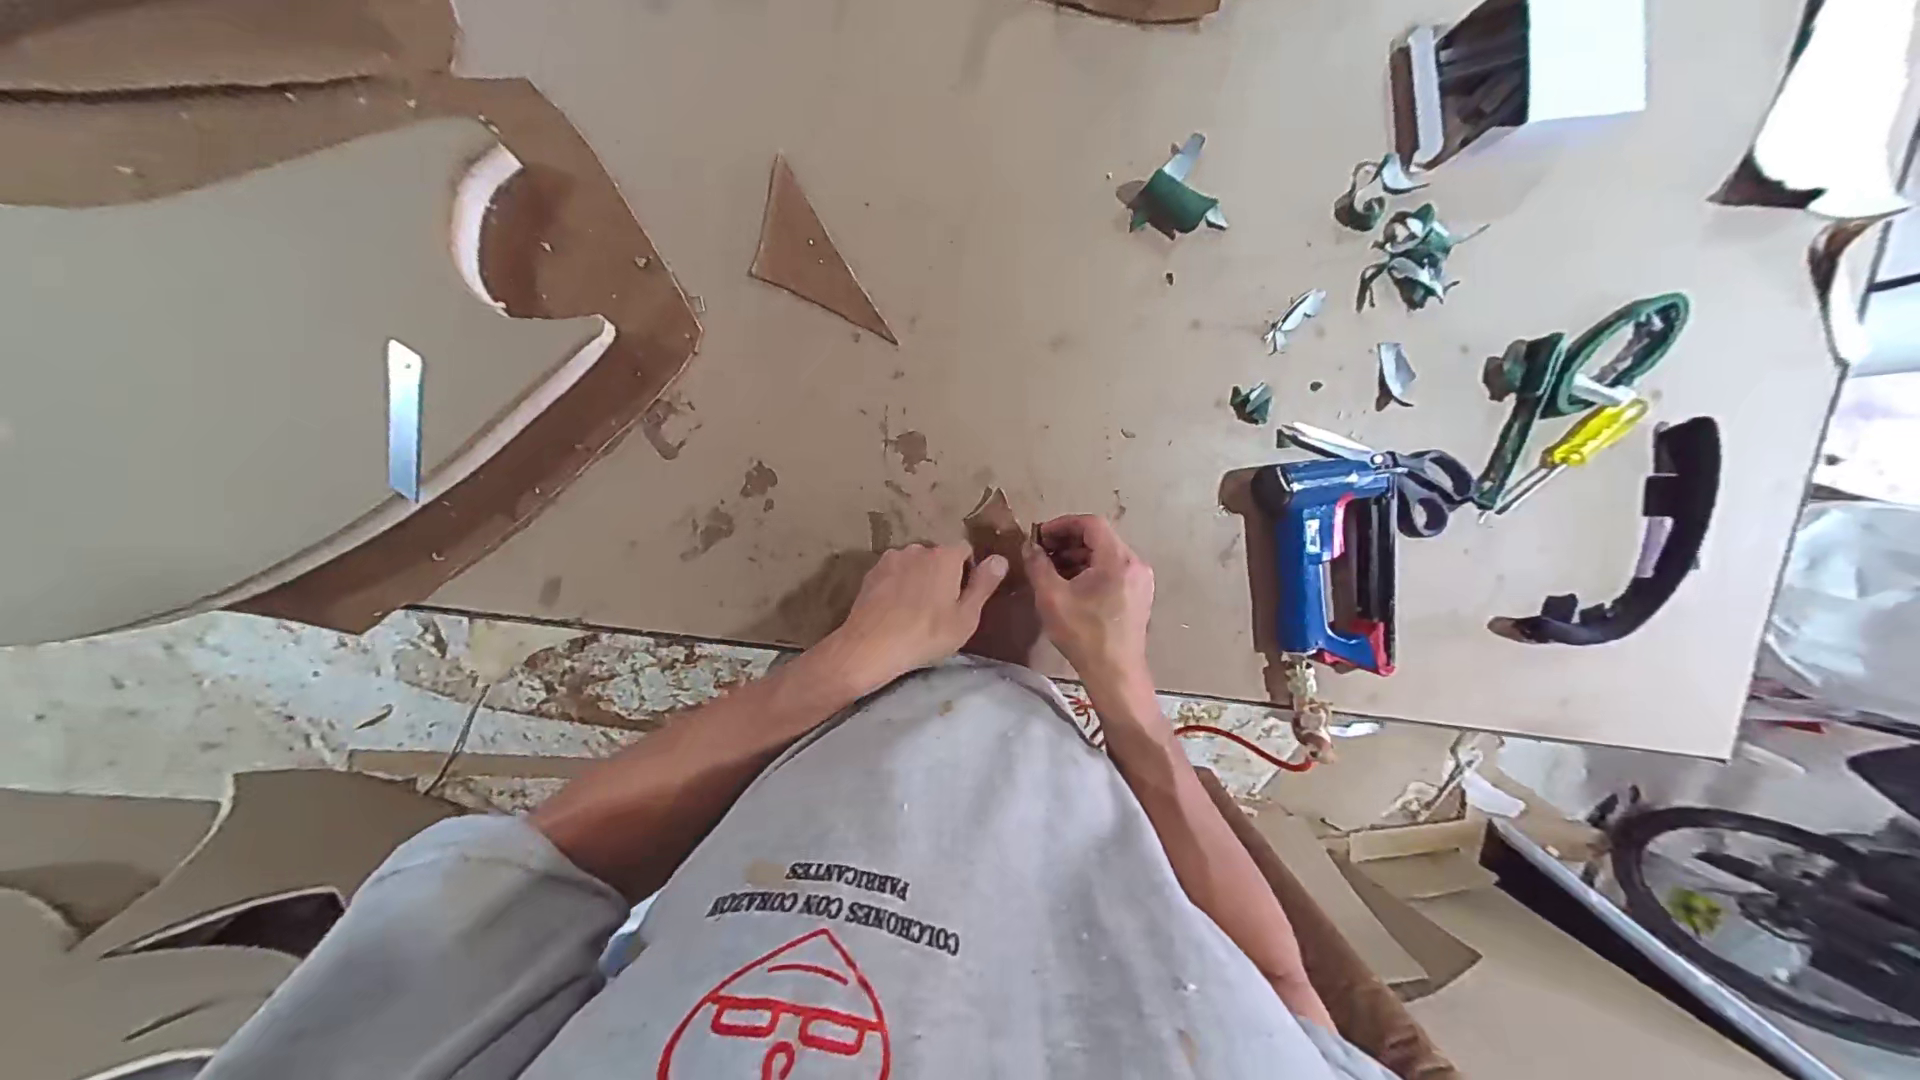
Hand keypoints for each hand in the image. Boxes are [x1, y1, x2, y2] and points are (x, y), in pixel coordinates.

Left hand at [821, 544, 1007, 694]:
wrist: (870, 647)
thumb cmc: (925, 635)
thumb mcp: (965, 617)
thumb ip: (984, 584)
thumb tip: (999, 558)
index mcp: (945, 556)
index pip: (966, 550)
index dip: (969, 572)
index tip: (964, 597)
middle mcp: (918, 548)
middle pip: (938, 556)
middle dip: (942, 574)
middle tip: (941, 608)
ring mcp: (891, 558)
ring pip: (914, 564)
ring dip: (919, 579)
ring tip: (915, 610)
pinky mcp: (871, 572)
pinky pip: (894, 573)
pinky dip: (898, 585)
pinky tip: (896, 609)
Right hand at [1022, 515, 1154, 684]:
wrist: (1115, 674)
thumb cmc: (1083, 635)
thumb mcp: (1051, 597)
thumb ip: (1038, 565)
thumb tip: (1029, 546)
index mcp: (1118, 559)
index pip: (1091, 523)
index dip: (1062, 524)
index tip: (1040, 536)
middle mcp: (1135, 564)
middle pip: (1100, 538)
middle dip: (1068, 541)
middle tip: (1042, 553)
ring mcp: (1140, 581)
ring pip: (1106, 555)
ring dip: (1077, 556)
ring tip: (1052, 570)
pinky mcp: (1139, 596)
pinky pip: (1113, 570)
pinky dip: (1090, 570)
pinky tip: (1070, 585)